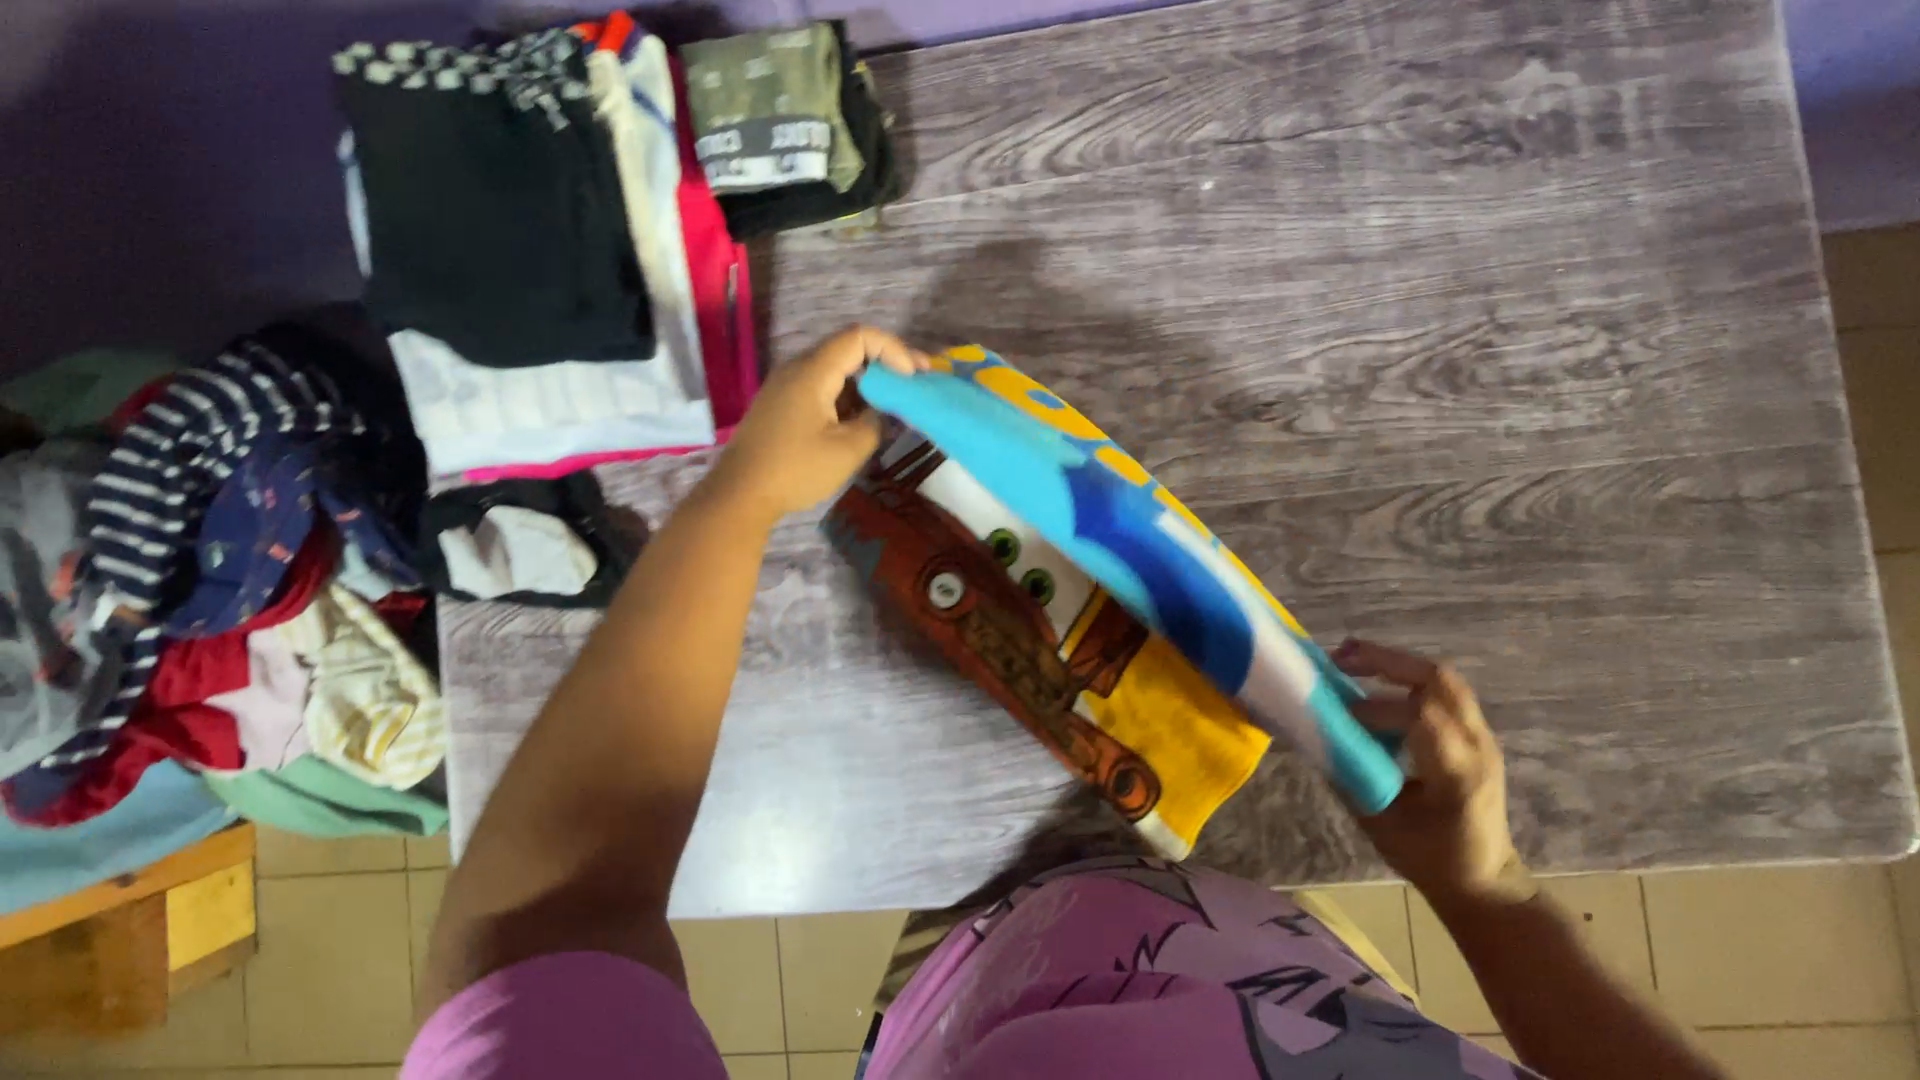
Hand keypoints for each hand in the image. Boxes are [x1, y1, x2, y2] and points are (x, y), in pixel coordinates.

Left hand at [703, 325, 930, 523]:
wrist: (739, 494)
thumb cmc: (795, 470)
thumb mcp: (848, 450)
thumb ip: (876, 422)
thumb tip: (886, 411)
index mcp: (812, 371)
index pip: (859, 337)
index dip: (893, 350)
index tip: (911, 378)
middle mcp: (797, 368)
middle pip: (848, 348)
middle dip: (886, 362)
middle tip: (916, 382)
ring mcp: (787, 385)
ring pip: (836, 369)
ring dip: (868, 381)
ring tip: (896, 403)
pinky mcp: (783, 404)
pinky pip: (823, 386)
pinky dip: (849, 395)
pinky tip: (865, 417)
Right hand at [1332, 639, 1534, 912]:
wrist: (1486, 881)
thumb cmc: (1430, 859)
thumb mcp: (1380, 824)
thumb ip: (1351, 775)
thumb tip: (1315, 736)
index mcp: (1457, 774)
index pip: (1420, 716)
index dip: (1375, 706)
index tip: (1341, 714)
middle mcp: (1478, 746)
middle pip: (1438, 680)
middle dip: (1386, 661)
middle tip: (1340, 657)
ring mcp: (1482, 738)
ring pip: (1443, 679)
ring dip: (1396, 664)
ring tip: (1352, 660)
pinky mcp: (1476, 736)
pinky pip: (1443, 692)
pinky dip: (1406, 679)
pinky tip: (1376, 684)